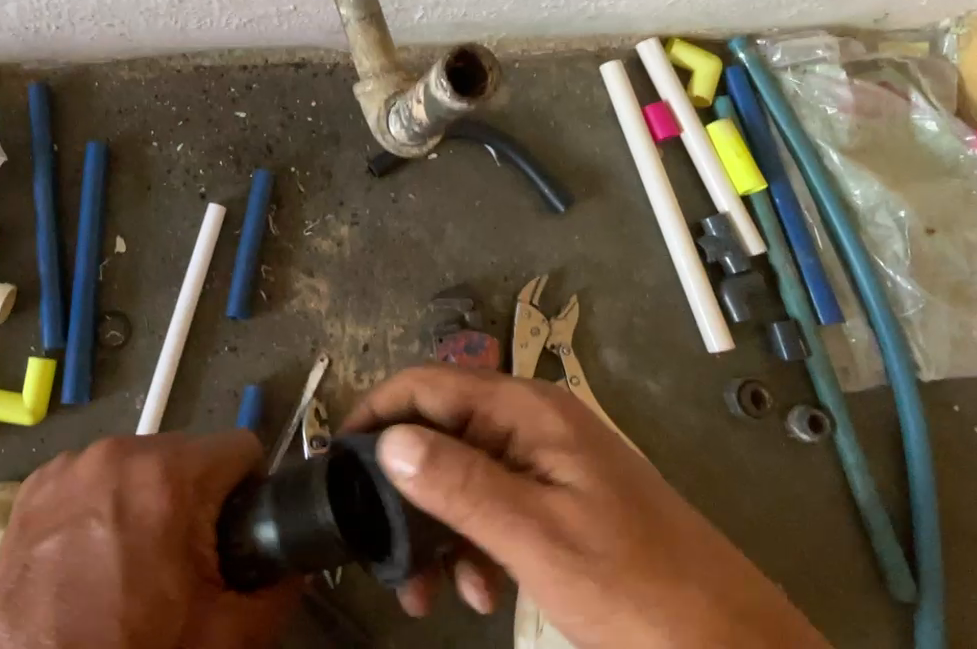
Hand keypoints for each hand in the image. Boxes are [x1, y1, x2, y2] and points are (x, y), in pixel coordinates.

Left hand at [0, 431, 296, 648]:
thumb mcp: (222, 637)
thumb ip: (275, 591)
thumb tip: (294, 568)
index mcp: (169, 475)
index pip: (240, 448)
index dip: (250, 490)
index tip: (239, 531)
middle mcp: (118, 452)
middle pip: (186, 454)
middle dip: (196, 498)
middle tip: (185, 563)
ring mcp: (71, 465)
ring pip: (137, 464)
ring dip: (147, 498)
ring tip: (133, 563)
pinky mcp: (34, 484)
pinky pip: (91, 477)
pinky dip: (101, 504)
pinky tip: (91, 557)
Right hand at [345, 366, 828, 647]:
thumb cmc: (638, 590)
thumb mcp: (538, 539)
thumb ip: (460, 484)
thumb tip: (389, 438)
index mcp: (531, 412)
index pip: (430, 385)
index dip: (378, 414)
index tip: (338, 462)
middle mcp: (535, 424)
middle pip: (442, 430)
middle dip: (405, 487)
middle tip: (379, 545)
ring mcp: (550, 464)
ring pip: (464, 475)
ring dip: (436, 526)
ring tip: (426, 590)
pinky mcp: (562, 502)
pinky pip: (495, 506)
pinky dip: (472, 542)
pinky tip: (475, 590)